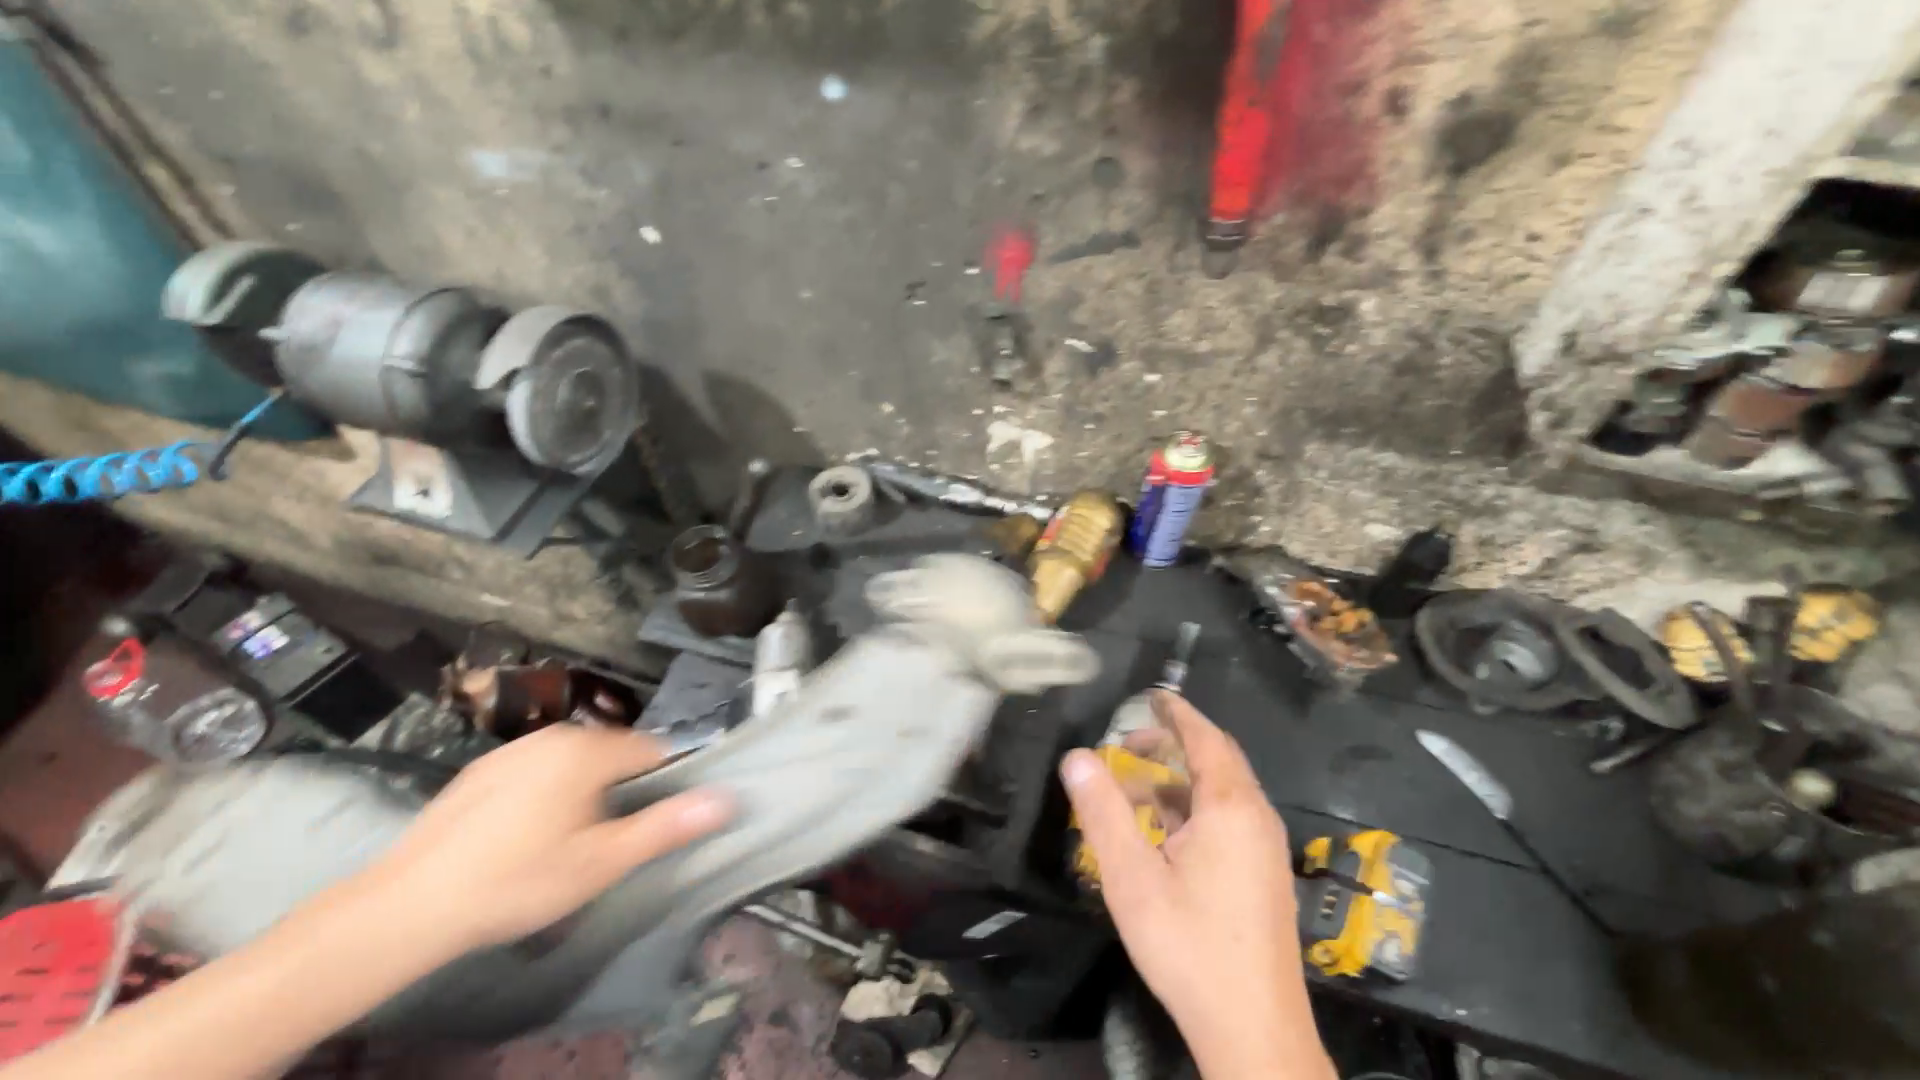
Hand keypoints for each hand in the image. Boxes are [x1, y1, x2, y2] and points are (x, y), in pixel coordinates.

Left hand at [354, 725, 731, 956]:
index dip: (662, 785)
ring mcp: (512, 750)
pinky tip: (525, 836)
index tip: (650, 825)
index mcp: (587, 750)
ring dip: (585, 790)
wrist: (411, 903)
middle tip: (609, 842)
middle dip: (621, 789)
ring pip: (573, 761)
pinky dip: (546, 792)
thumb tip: (726, 798)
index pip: (652, 750)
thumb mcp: (602, 862)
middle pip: (612, 753)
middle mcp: (552, 736)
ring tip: (568, 842)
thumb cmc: (520, 880)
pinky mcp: (480, 770)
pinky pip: (536, 770)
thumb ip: (666, 826)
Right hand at [1061, 692, 1331, 1079]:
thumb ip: (1102, 812)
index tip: (1152, 696)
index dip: (1178, 714)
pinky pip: (1229, 821)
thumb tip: (1076, 757)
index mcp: (1231, 807)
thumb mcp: (1131, 877)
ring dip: (1180, 780)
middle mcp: (1257, 819)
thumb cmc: (1189, 944)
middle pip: (1217, 762)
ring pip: (1223, 795)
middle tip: (1128, 744)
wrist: (1252, 1027)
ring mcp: (1265, 850)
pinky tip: (1163, 834)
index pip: (1206, 739)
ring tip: (1135, 787)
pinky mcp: (1264, 877)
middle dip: (1174, 745)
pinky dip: (1193, 809)